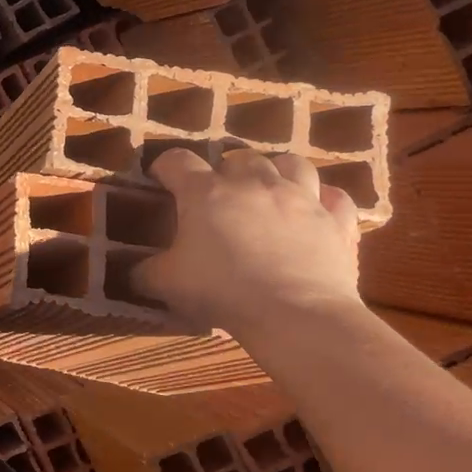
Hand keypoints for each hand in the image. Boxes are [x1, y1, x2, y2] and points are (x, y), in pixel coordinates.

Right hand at [133, 148, 363, 337]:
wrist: (295, 313)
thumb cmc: (219, 290)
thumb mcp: (162, 282)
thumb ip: (143, 269)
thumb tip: (133, 268)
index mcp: (205, 193)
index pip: (178, 161)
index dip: (164, 166)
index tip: (158, 180)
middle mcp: (254, 184)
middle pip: (239, 158)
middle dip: (225, 170)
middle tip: (216, 194)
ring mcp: (303, 199)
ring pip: (292, 163)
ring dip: (276, 172)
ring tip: (266, 191)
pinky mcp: (338, 221)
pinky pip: (335, 197)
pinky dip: (322, 199)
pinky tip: (313, 210)